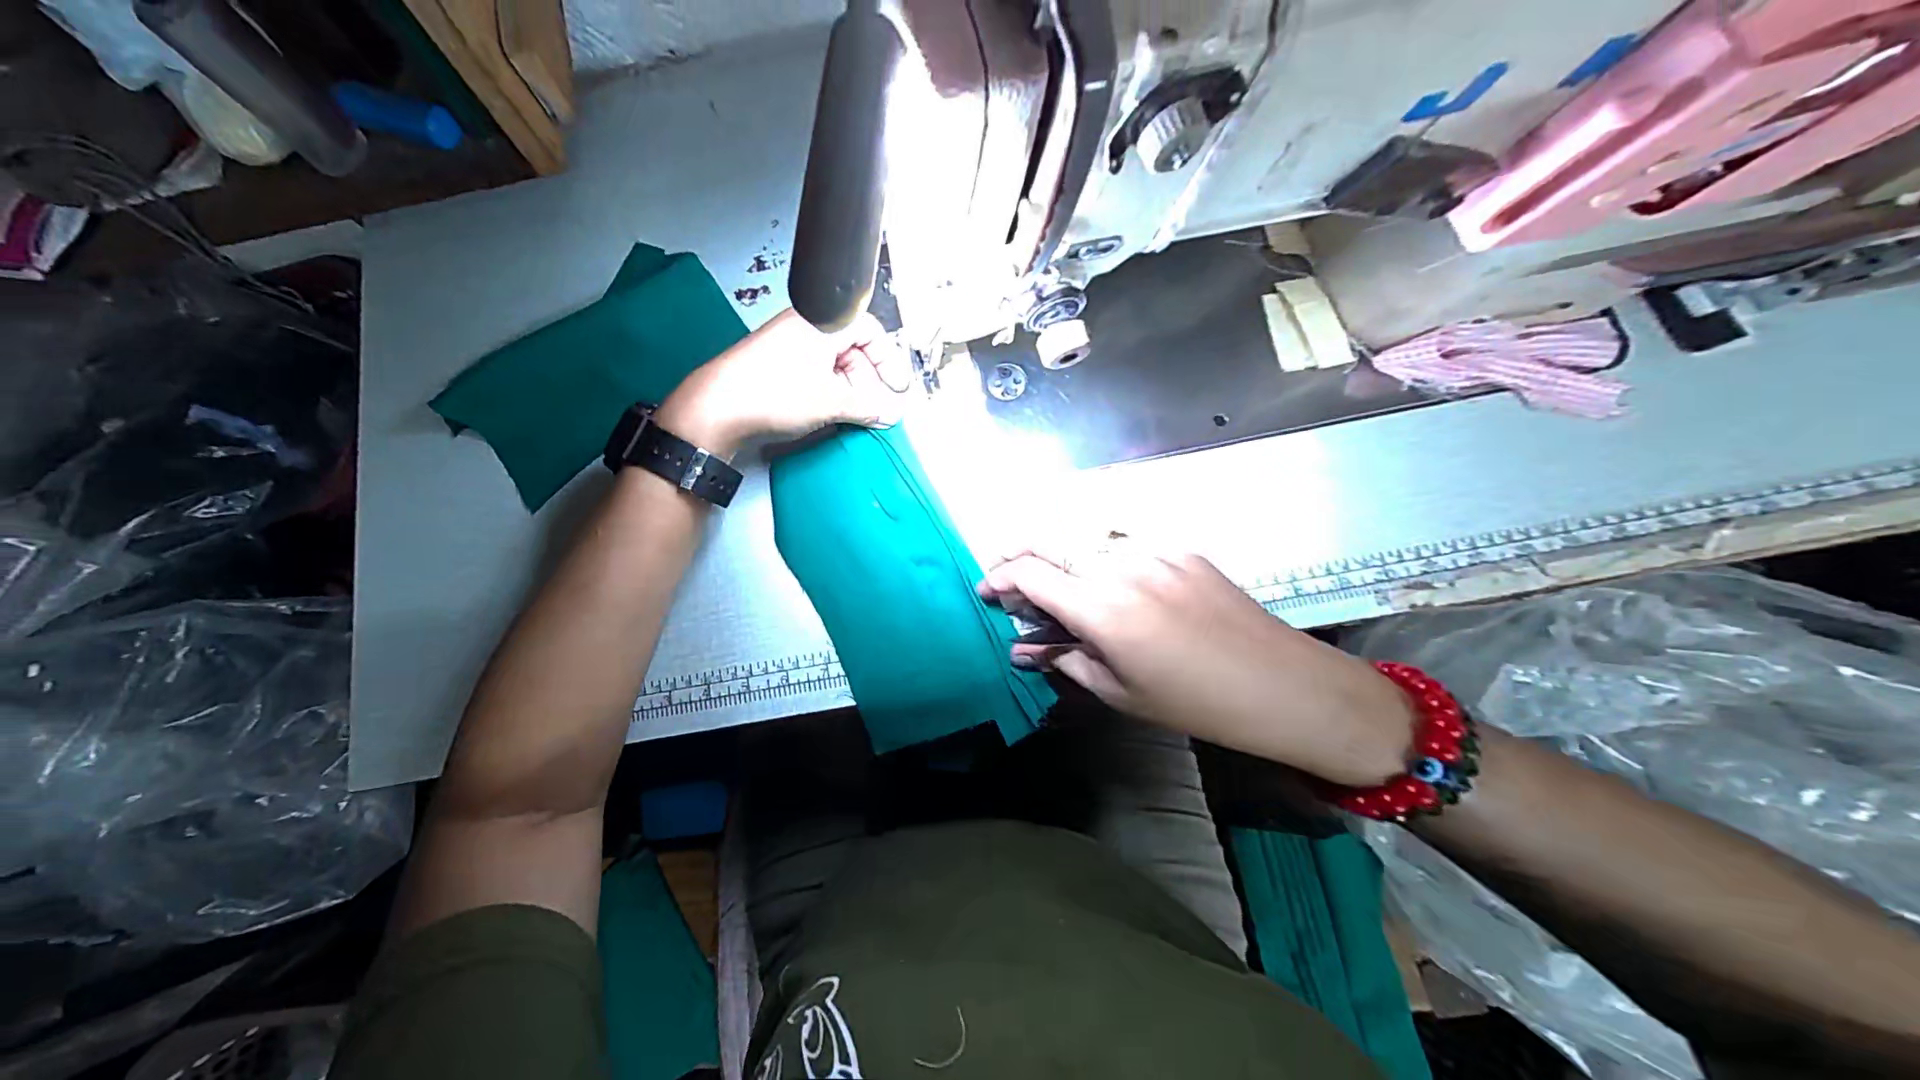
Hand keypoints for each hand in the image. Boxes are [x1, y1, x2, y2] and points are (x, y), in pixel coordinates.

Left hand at [655, 309, 909, 456]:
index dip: (889, 361)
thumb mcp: (833, 401)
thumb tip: (890, 412)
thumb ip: (869, 405)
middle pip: (854, 348)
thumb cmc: (773, 393)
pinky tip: (835, 413)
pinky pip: (816, 374)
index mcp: (822, 321)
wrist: (717, 409)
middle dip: (871, 379)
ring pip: (835, 364)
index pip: (870, 332)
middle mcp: (805, 327)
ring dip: (852, 389)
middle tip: (880, 407)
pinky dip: (831, 392)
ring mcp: (789, 346)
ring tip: (859, 415)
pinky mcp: (776, 366)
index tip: (897, 387)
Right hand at [978, 547, 1414, 785]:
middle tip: (1008, 578)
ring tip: (1053, 578)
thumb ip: (1065, 661)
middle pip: (1051, 539)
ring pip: (1086, 535)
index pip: (1030, 573)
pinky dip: (1100, 555)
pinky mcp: (1181, 549)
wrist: (1281, 685)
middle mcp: (1122, 566)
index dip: (999, 578)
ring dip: (1059, 552)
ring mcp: (1155, 551)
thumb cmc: (1194, 703)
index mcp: (1102, 607)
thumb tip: (1022, 649)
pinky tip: (1105, 580)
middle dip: (1019, 554)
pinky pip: (1126, 542)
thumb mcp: (1120, 692)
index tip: (986, 593)